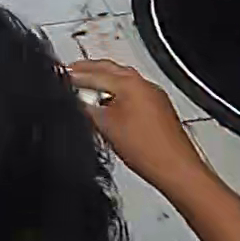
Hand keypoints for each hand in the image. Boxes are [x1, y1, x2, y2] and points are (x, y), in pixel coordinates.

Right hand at [69, 60, 209, 193]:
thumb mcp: (104, 126)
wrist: (177, 171)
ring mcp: (154, 96)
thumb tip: (75, 100)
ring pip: (123, 80)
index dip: (75, 75)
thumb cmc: (148, 151)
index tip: (62, 76)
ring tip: (88, 88)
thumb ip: (86, 108)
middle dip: (89, 70)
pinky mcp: (160, 108)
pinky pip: (134, 92)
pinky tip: (110, 105)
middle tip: (72, 72)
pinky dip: (118, 93)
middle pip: (110, 69)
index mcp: (130, 83)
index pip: (95, 73)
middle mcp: (144, 84)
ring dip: (104, 81)